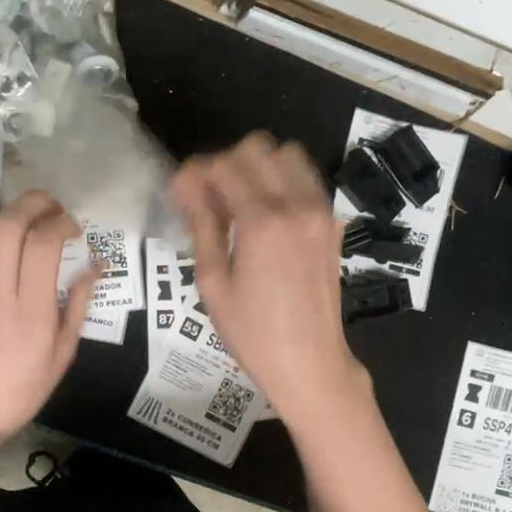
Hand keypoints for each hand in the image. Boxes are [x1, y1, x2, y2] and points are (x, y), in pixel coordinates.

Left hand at [0, 190, 94, 438]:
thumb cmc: (24, 387)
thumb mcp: (64, 352)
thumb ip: (78, 304)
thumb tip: (94, 266)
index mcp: (30, 310)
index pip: (43, 243)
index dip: (62, 223)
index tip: (76, 229)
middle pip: (9, 223)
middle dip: (35, 203)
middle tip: (56, 207)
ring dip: (15, 214)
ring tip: (37, 219)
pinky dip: (0, 235)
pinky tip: (16, 246)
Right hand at [171, 133, 371, 433]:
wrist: (309, 362)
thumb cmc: (251, 332)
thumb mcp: (213, 283)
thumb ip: (202, 225)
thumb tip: (184, 185)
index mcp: (262, 221)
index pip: (223, 167)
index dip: (194, 173)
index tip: (180, 191)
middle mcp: (296, 205)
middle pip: (257, 149)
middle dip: (226, 163)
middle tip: (208, 196)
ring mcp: (320, 211)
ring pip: (287, 155)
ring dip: (258, 166)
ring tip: (238, 201)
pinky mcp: (332, 223)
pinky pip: (306, 179)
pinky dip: (283, 181)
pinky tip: (266, 214)